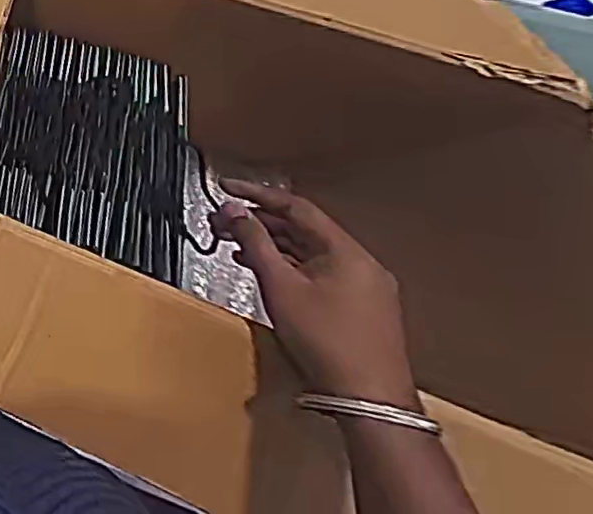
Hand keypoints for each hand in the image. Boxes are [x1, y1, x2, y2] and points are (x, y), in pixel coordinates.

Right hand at [211, 181, 418, 409]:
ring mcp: (364, 287)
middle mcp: (360, 263)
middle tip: (223, 221)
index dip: (257, 194)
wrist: (369, 405)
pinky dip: (288, 266)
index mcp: (346, 251)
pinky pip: (318, 272)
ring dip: (271, 244)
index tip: (227, 187)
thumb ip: (254, 241)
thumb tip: (233, 209)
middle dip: (259, 222)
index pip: (296, 206)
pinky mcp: (360, 309)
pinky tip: (264, 271)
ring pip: (309, 251)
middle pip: (302, 229)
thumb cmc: (325, 342)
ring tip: (235, 244)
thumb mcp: (280, 286)